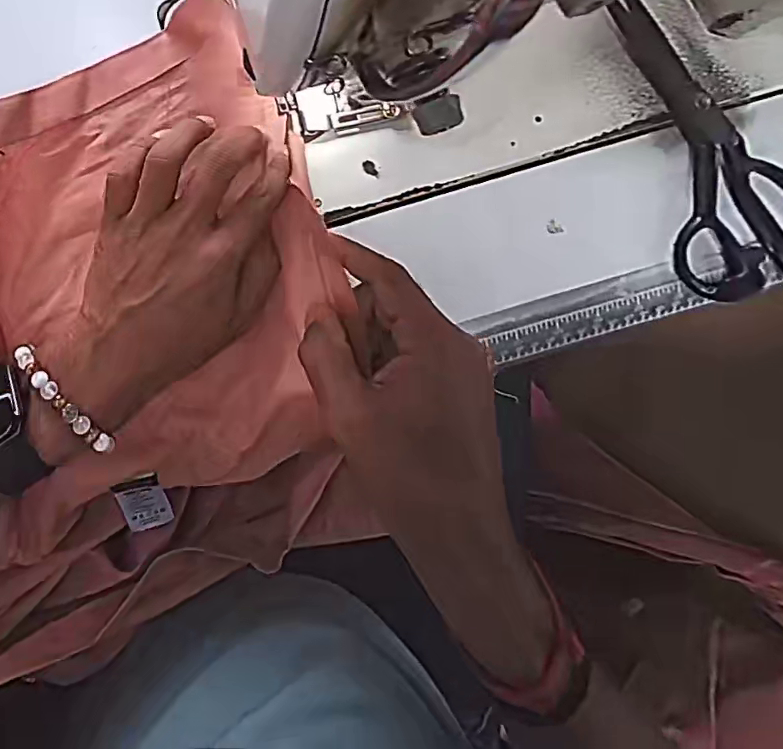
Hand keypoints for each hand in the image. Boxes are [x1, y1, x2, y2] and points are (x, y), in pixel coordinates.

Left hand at [34, 116, 289, 462]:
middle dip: (239, 140)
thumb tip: (271, 228)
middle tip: (247, 137)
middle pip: (215, 165)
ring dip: (187, 134)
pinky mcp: (114, 223)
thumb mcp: (238, 317)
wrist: (117, 354)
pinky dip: (138, 151)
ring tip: (202, 128)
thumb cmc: (176, 341)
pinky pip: (123, 174)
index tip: (278, 159)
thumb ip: (262, 269)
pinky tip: (155, 145)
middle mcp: (182, 232)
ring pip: (165, 159)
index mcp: (219, 256)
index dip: (275, 169)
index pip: (258, 197)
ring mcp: (144, 223)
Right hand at [297, 235, 504, 523]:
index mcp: (434, 342)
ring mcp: (464, 369)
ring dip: (369, 347)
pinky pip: (415, 356)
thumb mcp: (350, 413)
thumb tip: (318, 317)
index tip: (325, 244)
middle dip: (355, 320)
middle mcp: (457, 346)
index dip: (354, 257)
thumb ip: (326, 355)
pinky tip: (370, 400)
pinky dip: (386, 364)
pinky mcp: (462, 390)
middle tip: (327, 353)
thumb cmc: (410, 479)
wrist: (461, 537)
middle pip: (394, 306)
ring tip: (350, 390)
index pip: (390, 279)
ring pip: (402, 332)